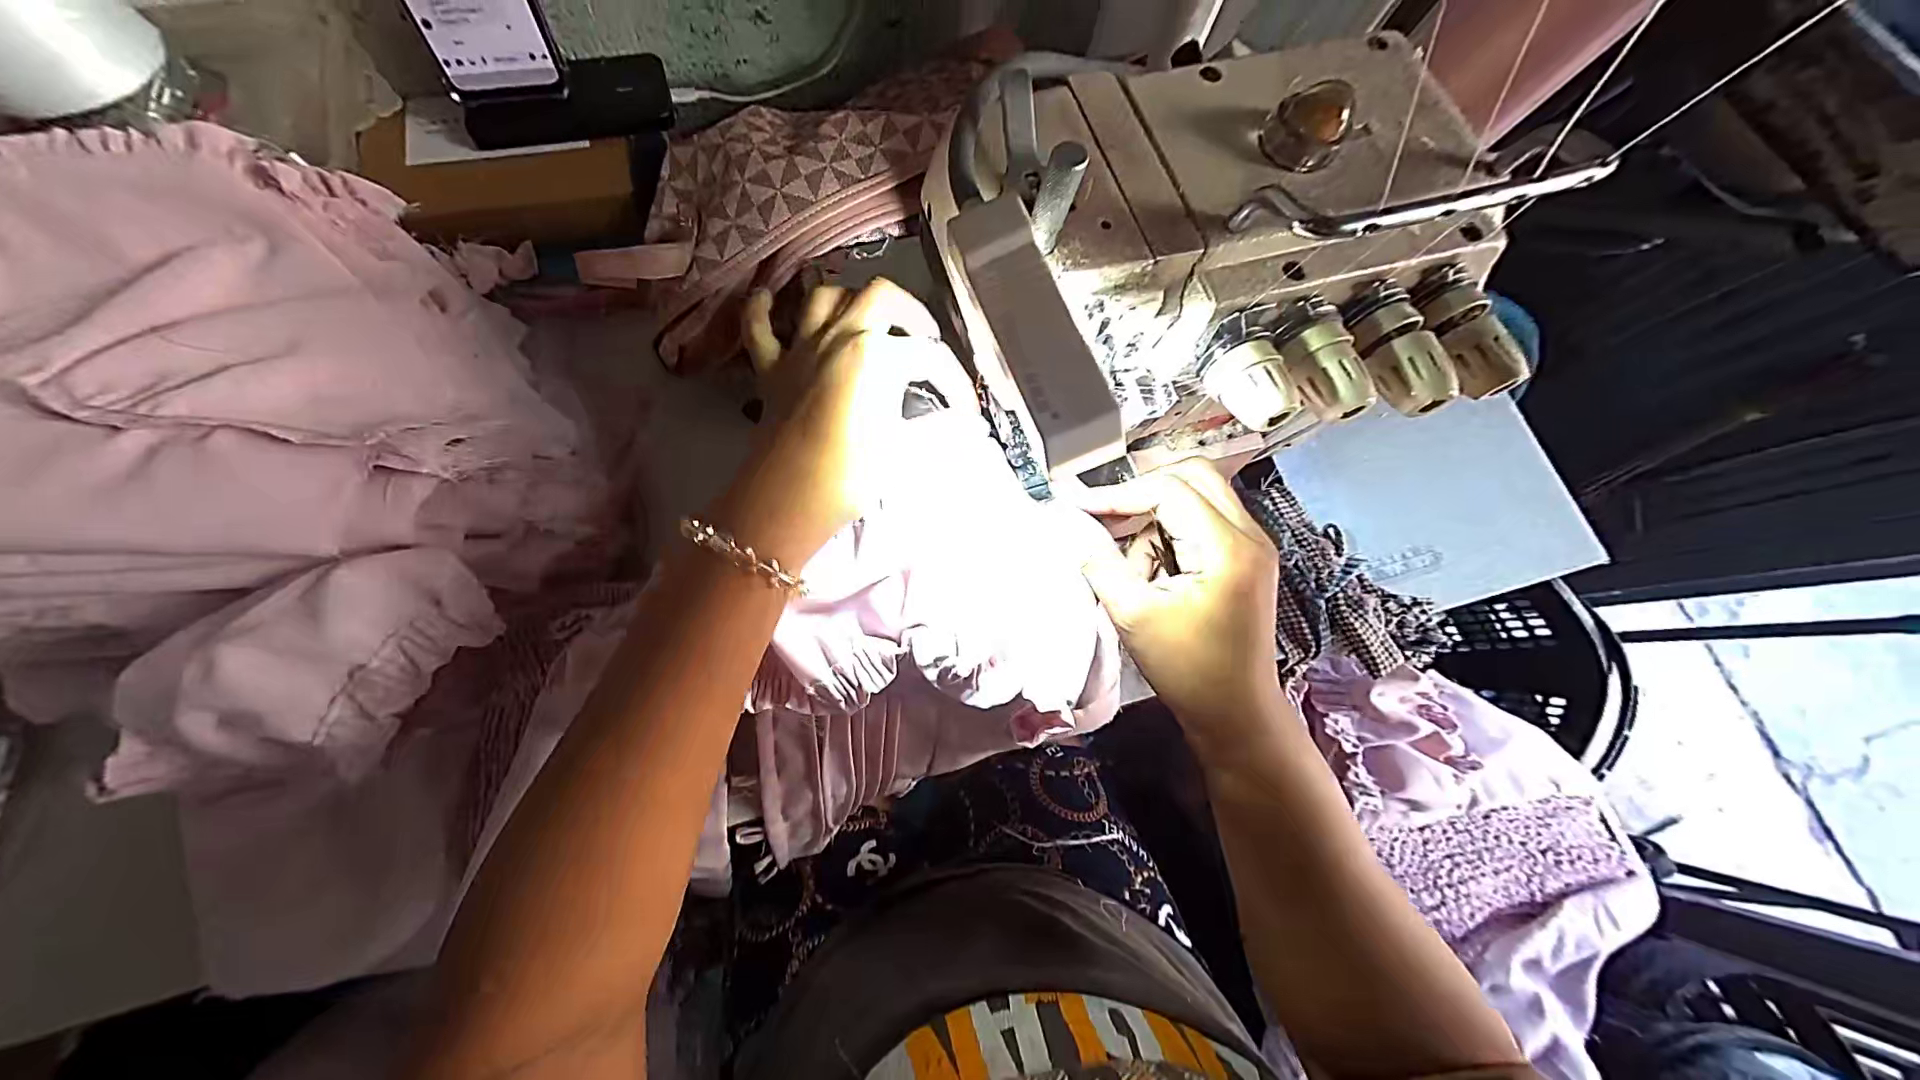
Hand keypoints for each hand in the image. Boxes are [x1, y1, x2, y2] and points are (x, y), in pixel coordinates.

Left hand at [721, 278, 974, 567]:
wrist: (786, 501)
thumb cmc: (848, 476)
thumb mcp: (903, 453)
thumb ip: (937, 432)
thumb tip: (966, 427)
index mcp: (874, 353)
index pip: (927, 357)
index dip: (954, 383)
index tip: (966, 413)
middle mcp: (836, 337)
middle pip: (880, 297)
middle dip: (911, 312)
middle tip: (924, 339)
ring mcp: (799, 350)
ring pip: (824, 297)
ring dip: (851, 301)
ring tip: (868, 321)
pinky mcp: (769, 370)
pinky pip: (759, 326)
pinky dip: (764, 308)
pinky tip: (771, 300)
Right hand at [1073, 459, 1287, 751]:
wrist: (1235, 712)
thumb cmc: (1192, 672)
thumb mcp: (1134, 615)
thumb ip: (1101, 564)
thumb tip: (1079, 531)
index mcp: (1228, 549)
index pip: (1168, 490)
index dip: (1118, 494)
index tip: (1083, 506)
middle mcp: (1249, 537)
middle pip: (1191, 476)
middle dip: (1142, 493)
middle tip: (1108, 518)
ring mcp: (1250, 547)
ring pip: (1195, 497)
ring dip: (1156, 520)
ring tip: (1137, 571)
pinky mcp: (1243, 560)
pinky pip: (1201, 523)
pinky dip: (1170, 537)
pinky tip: (1154, 576)